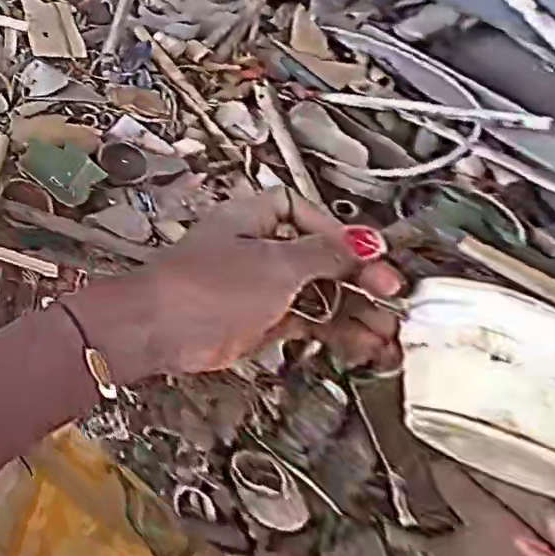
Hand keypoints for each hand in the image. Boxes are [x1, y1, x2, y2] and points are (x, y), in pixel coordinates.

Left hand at [71, 188, 404, 382]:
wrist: (163, 327)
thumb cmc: (203, 285)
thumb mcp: (274, 263)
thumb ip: (323, 253)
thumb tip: (363, 241)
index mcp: (246, 219)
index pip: (299, 209)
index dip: (336, 230)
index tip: (370, 253)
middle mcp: (252, 248)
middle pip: (317, 254)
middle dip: (358, 274)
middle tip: (391, 296)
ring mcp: (257, 284)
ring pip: (319, 290)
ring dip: (357, 309)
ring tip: (389, 329)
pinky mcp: (260, 318)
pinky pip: (310, 320)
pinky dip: (340, 331)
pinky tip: (367, 345)